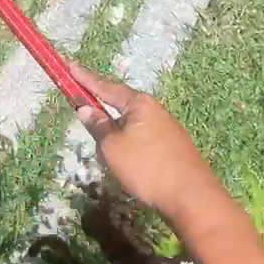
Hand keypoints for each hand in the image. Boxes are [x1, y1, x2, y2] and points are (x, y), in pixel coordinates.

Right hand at [73, 66, 205, 211]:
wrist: (194, 199)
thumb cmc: (147, 167)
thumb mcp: (112, 147)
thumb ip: (98, 126)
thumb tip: (86, 108)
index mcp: (139, 103)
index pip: (105, 86)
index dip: (85, 78)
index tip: (69, 65)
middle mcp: (155, 110)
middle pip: (120, 106)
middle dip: (103, 115)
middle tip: (88, 122)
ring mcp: (167, 129)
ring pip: (131, 127)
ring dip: (117, 137)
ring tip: (112, 160)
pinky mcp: (174, 148)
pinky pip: (143, 140)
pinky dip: (131, 148)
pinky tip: (130, 167)